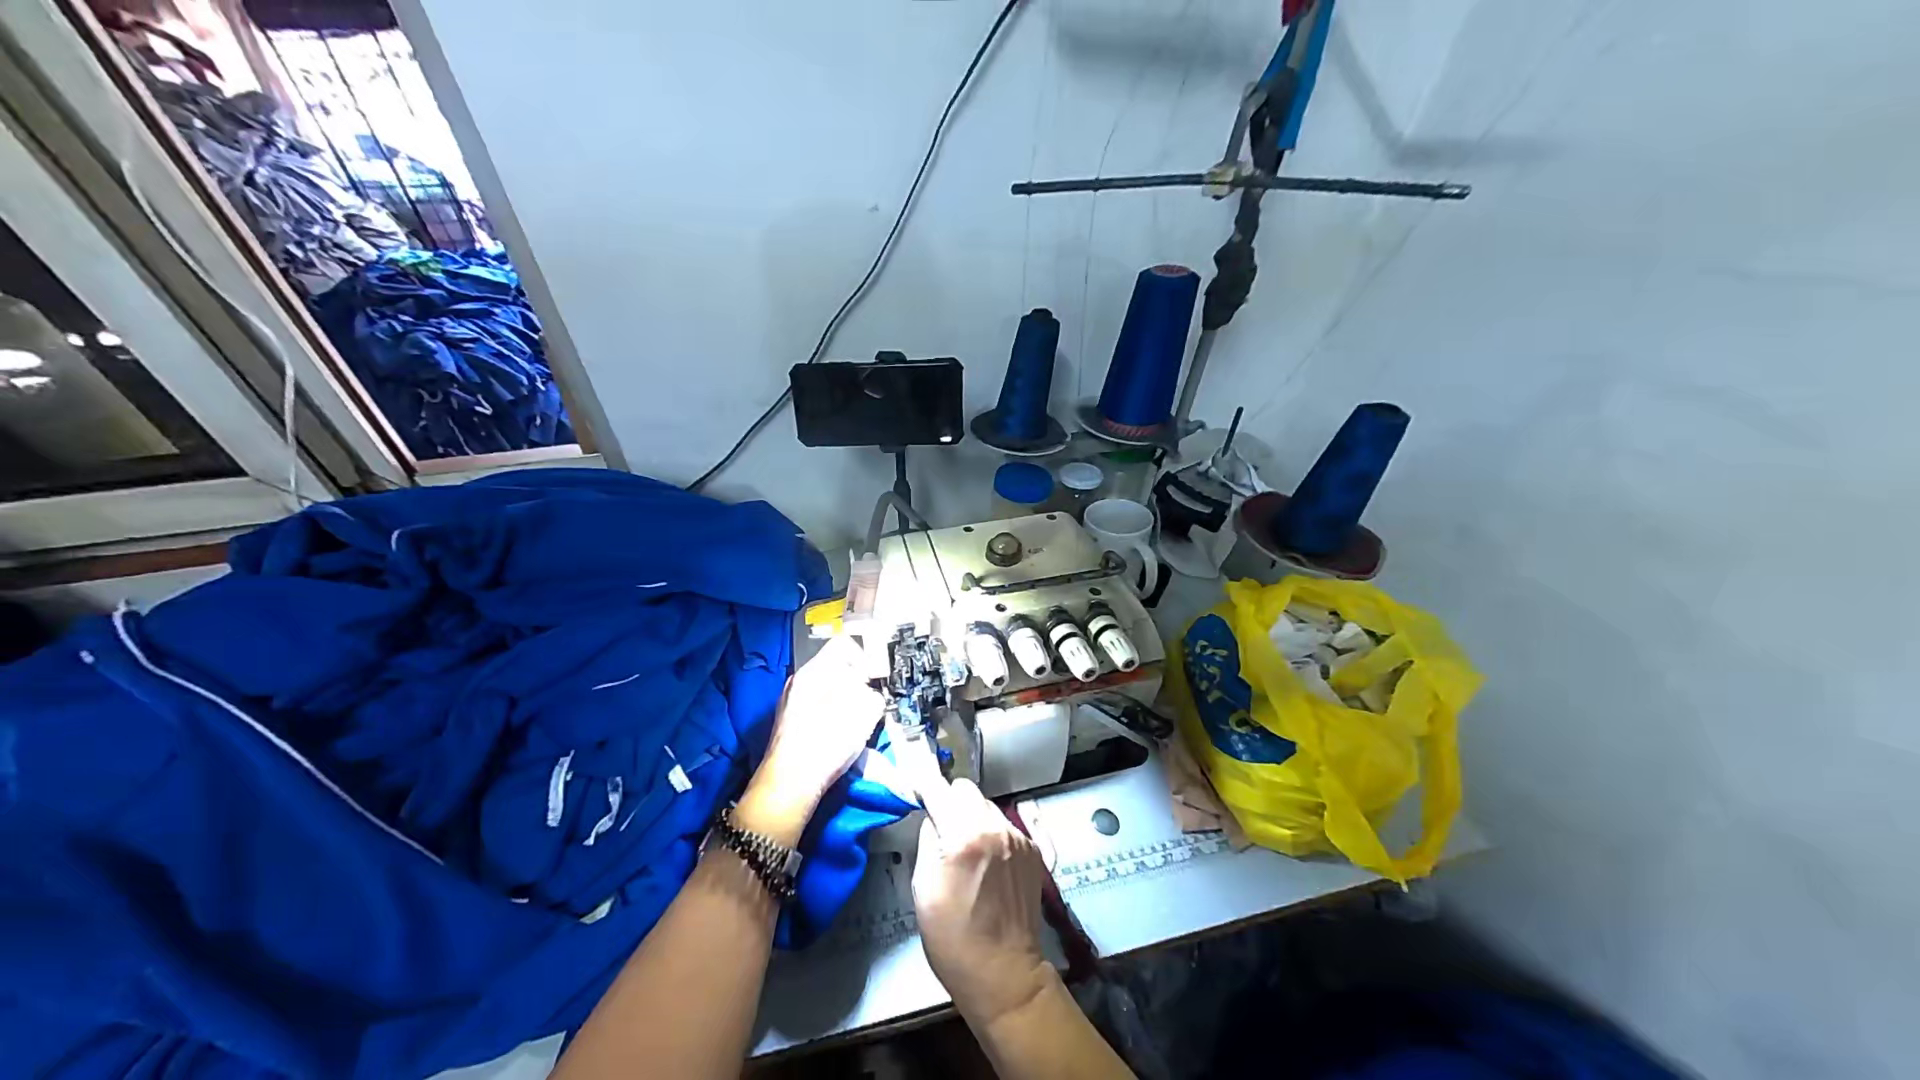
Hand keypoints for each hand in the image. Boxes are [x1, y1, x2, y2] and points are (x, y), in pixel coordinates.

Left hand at [737, 634, 882, 845]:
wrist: (789, 785)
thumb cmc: (825, 744)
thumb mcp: (863, 711)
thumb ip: (871, 691)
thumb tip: (869, 690)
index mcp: (814, 671)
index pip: (844, 644)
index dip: (865, 658)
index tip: (874, 678)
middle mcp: (799, 682)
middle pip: (836, 667)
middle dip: (856, 682)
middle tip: (868, 703)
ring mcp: (791, 702)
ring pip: (828, 689)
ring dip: (845, 700)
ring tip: (855, 723)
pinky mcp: (791, 724)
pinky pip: (818, 707)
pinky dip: (832, 715)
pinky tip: (838, 736)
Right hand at [911, 778, 1054, 1027]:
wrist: (1002, 971)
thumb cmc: (951, 936)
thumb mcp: (922, 887)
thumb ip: (928, 840)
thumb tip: (933, 818)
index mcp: (962, 836)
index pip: (938, 788)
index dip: (924, 787)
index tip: (918, 794)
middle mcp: (994, 828)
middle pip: (966, 790)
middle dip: (951, 802)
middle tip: (943, 829)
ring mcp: (1018, 838)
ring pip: (988, 806)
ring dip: (974, 817)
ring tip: (968, 850)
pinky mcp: (1034, 850)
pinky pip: (1008, 824)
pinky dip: (995, 832)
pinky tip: (990, 859)